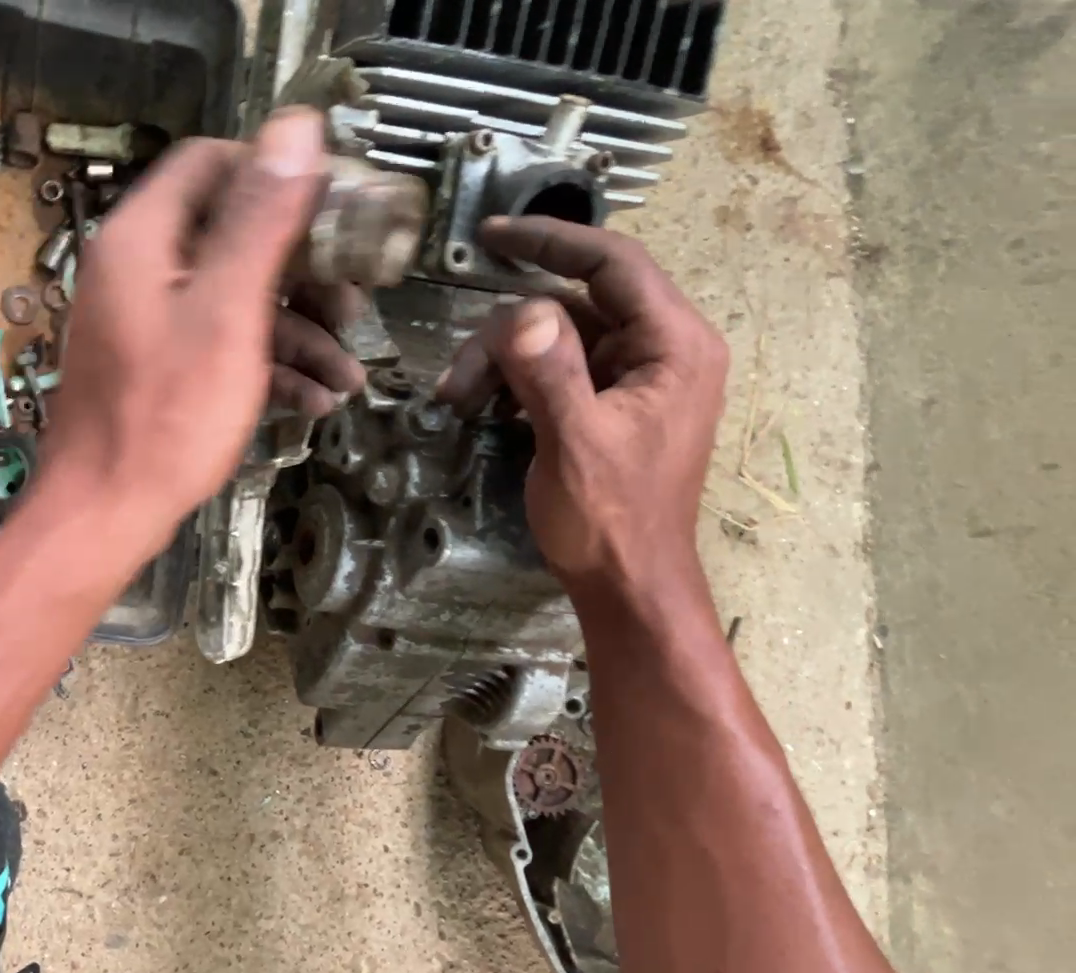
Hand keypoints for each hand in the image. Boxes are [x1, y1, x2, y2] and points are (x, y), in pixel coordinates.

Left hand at [38, 108, 367, 530]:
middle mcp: (137, 271)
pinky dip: (265, 366)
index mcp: (142, 240)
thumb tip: (295, 128)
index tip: (333, 211)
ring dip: (297, 332)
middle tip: (355, 304)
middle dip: (302, 271)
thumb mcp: (226, 315)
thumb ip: (260, 221)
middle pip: (230, 237)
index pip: (211, 165)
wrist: (104, 514)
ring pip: (233, 300)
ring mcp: (145, 323)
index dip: (276, 177)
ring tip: (349, 373)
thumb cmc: (164, 419)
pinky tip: (316, 400)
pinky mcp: (156, 368)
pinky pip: (217, 345)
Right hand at [435, 216, 729, 600]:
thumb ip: (552, 373)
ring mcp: (629, 379)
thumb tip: (523, 312)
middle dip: (504, 336)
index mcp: (673, 346)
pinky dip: (511, 383)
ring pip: (552, 340)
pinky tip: (483, 409)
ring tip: (459, 403)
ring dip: (498, 364)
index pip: (614, 265)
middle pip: (569, 307)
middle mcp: (657, 350)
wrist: (626, 581)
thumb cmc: (610, 518)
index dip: (552, 240)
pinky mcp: (603, 404)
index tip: (492, 234)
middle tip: (456, 381)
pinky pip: (550, 371)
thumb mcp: (576, 444)